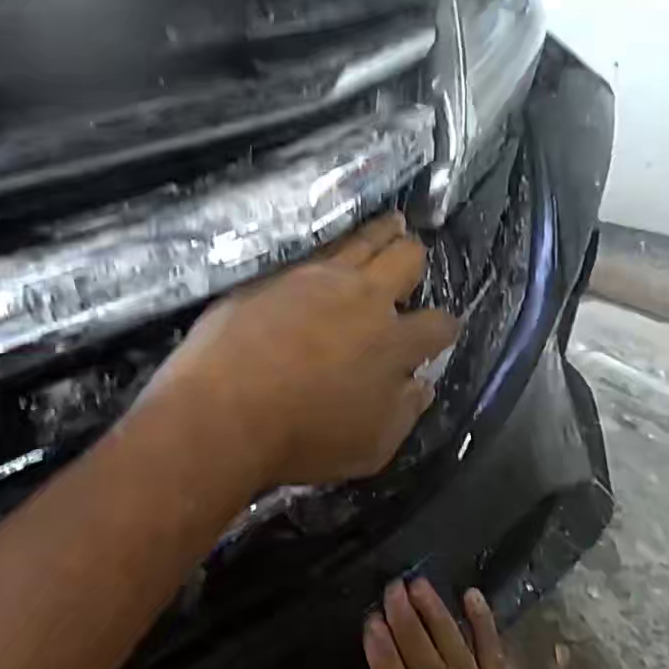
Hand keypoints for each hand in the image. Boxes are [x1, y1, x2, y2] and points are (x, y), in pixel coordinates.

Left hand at [142, 212, 458, 488]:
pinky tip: (331, 250)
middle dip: (417, 257)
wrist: (222, 411)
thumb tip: (421, 386)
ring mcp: (316, 280)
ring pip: (362, 240)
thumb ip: (403, 412)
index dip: (446, 326)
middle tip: (415, 255)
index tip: (444, 329)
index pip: (436, 325)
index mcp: (392, 343)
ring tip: (393, 224)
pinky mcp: (276, 275)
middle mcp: (362, 299)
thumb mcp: (370, 445)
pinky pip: (315, 251)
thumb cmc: (302, 438)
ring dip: (383, 232)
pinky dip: (334, 247)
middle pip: (405, 260)